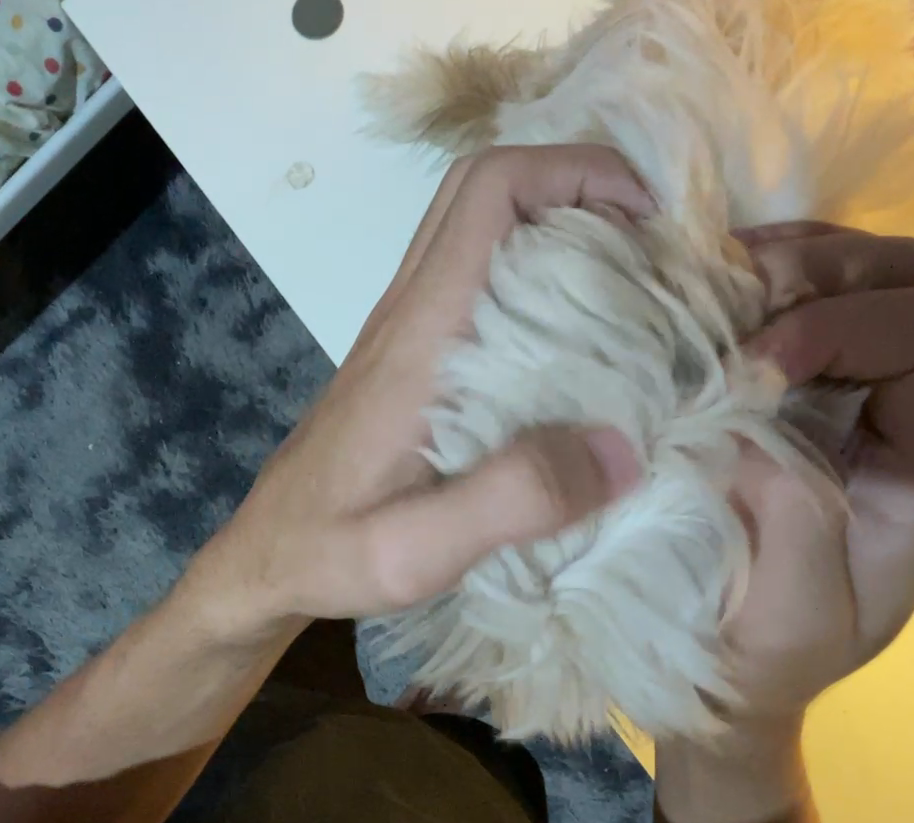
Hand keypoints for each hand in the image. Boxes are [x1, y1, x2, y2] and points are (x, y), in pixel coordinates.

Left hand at [185, 146, 653, 638]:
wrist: (267, 558)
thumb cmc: (329, 552)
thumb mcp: (415, 549)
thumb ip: (510, 501)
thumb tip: (622, 450)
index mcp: (416, 338)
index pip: (486, 196)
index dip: (572, 173)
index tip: (647, 218)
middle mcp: (407, 317)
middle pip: (479, 192)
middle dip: (570, 187)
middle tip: (643, 244)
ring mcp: (402, 336)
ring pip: (475, 234)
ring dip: (551, 230)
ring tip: (625, 287)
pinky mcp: (405, 365)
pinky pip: (472, 286)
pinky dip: (529, 281)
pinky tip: (573, 347)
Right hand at [660, 223, 913, 822]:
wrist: (735, 678)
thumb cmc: (766, 662)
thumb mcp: (790, 618)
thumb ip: (792, 520)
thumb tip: (746, 419)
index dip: (845, 324)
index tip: (749, 366)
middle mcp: (903, 419)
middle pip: (913, 281)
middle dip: (824, 269)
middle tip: (730, 298)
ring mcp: (846, 400)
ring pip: (859, 274)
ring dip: (784, 262)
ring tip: (707, 288)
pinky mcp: (791, 398)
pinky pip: (793, 303)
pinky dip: (747, 284)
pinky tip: (699, 302)